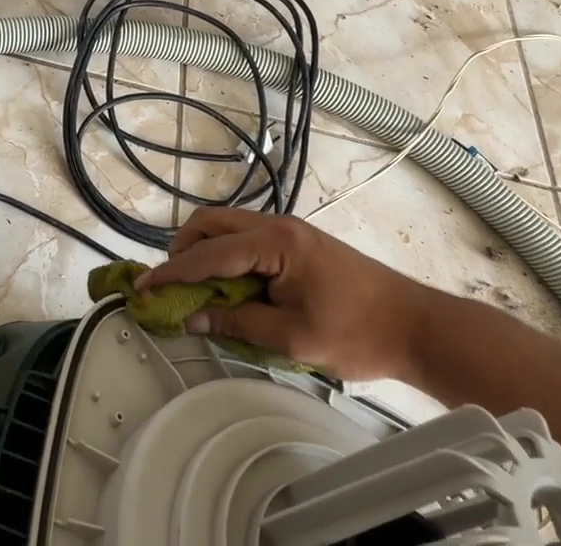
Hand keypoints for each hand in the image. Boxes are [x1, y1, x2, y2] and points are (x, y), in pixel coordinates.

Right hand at [137, 209, 439, 380]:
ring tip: (197, 288)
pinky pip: (245, 238)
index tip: (142, 287)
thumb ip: (236, 323)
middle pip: (210, 223)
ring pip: (227, 226)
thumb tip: (191, 319)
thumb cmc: (358, 334)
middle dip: (182, 250)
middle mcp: (277, 225)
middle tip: (172, 286)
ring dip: (203, 250)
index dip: (171, 272)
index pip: (207, 252)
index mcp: (275, 243)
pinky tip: (227, 284)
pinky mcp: (297, 242)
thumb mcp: (291, 338)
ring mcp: (288, 230)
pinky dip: (224, 255)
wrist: (418, 327)